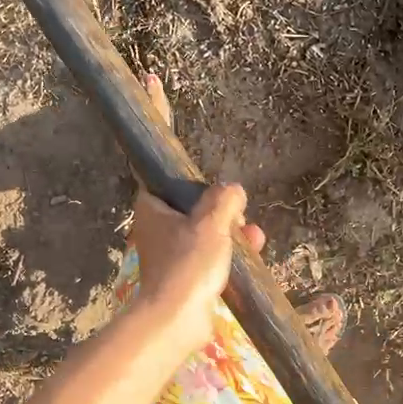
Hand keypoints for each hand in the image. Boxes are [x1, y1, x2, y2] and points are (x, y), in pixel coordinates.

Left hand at [128, 75, 264, 350]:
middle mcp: (156, 218)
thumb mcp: (212, 225)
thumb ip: (225, 200)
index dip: (159, 112)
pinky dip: (230, 248)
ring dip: (232, 227)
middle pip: (193, 193)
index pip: (156, 147)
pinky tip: (251, 253)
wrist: (176, 324)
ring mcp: (169, 244)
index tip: (151, 78)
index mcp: (152, 201)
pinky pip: (211, 246)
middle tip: (238, 215)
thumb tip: (232, 190)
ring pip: (206, 221)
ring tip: (251, 239)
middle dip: (222, 202)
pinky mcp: (183, 269)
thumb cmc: (187, 267)